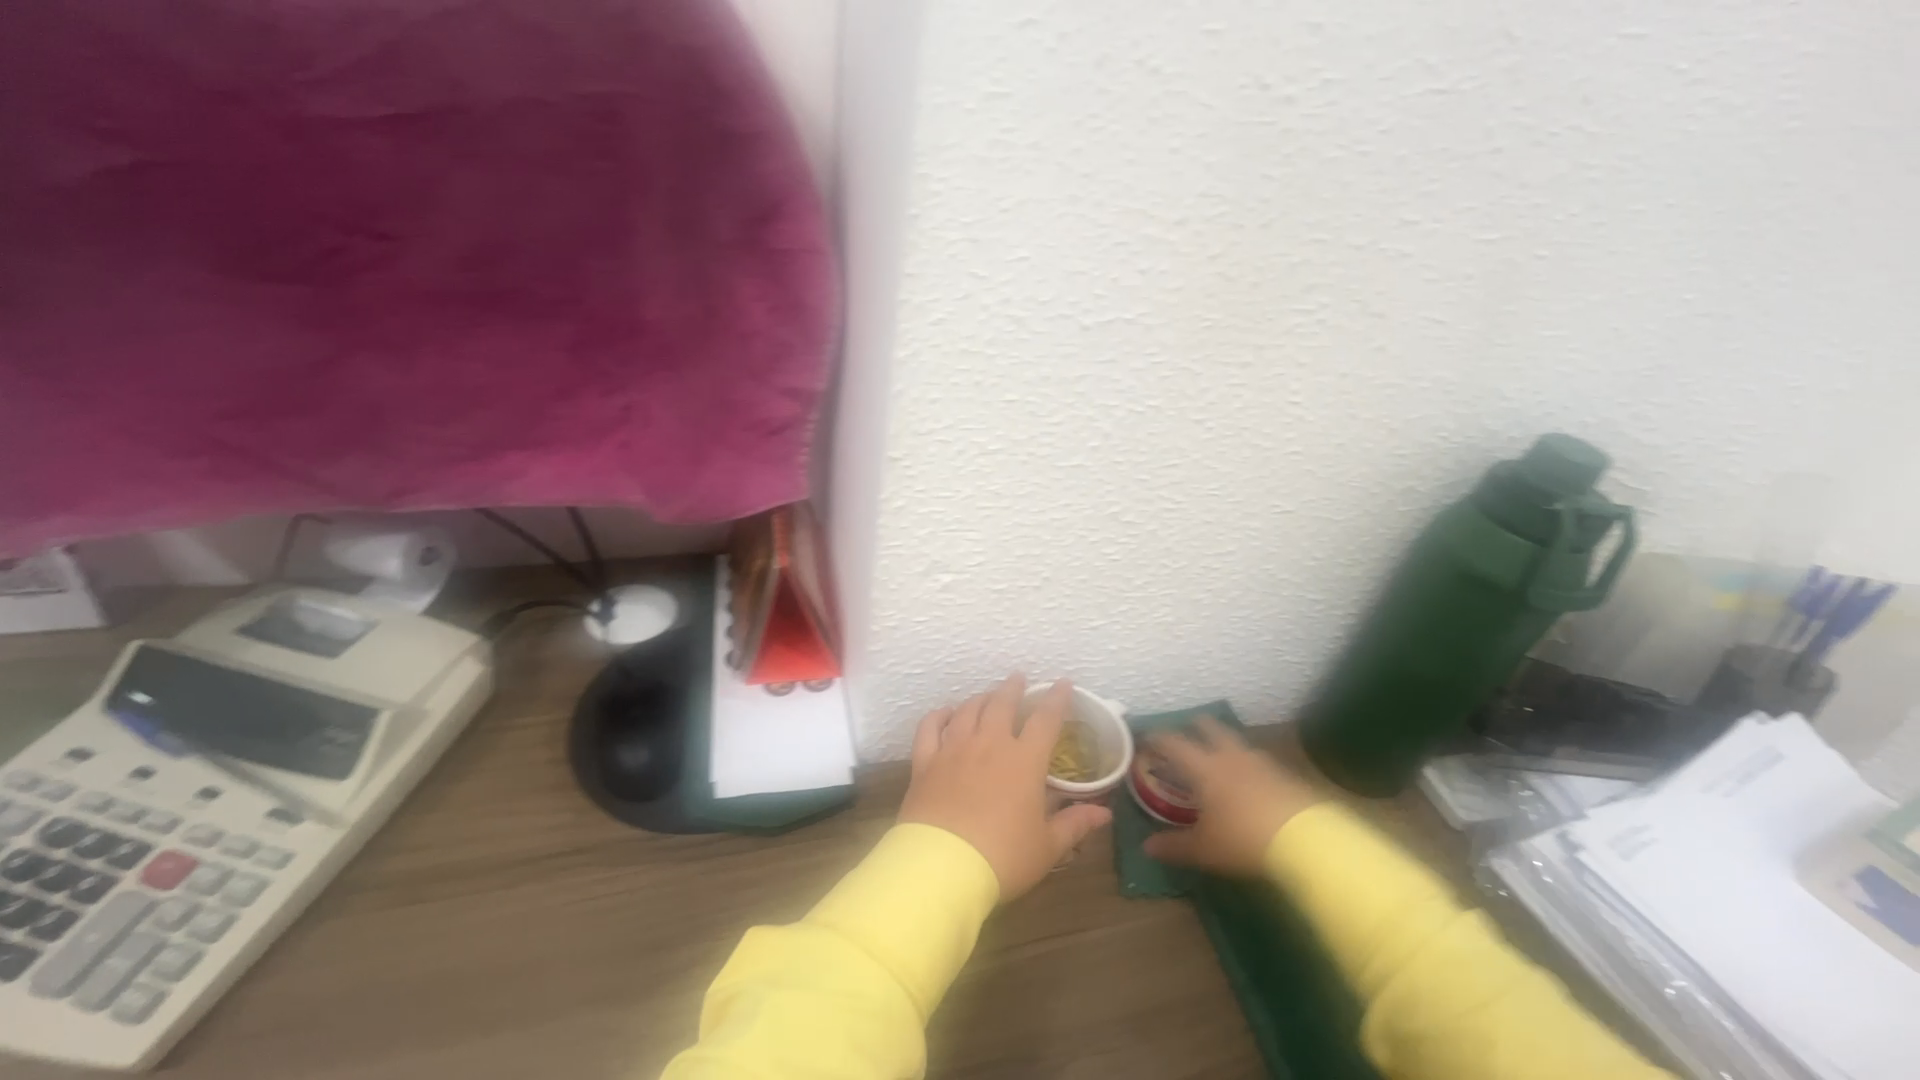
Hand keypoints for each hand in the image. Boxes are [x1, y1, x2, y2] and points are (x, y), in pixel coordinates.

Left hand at [899, 674, 1112, 900]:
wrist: (942, 867)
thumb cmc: (1003, 857)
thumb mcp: (1047, 846)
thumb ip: (1075, 824)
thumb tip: (1104, 812)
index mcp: (1025, 761)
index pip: (1046, 719)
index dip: (1057, 699)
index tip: (1063, 685)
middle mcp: (989, 744)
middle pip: (1002, 704)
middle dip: (1013, 689)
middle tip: (1018, 679)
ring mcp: (953, 750)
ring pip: (968, 710)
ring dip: (981, 698)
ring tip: (988, 696)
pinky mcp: (924, 763)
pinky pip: (930, 727)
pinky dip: (940, 715)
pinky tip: (946, 713)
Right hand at [1141, 715, 1319, 877]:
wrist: (1306, 840)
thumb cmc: (1243, 839)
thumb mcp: (1204, 849)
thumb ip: (1174, 846)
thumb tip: (1147, 847)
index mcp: (1205, 768)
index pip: (1175, 744)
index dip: (1158, 738)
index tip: (1147, 737)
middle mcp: (1231, 756)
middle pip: (1211, 729)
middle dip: (1197, 726)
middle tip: (1188, 729)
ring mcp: (1262, 763)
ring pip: (1237, 742)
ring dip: (1225, 743)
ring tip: (1219, 753)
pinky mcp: (1286, 776)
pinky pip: (1258, 761)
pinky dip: (1247, 763)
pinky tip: (1249, 779)